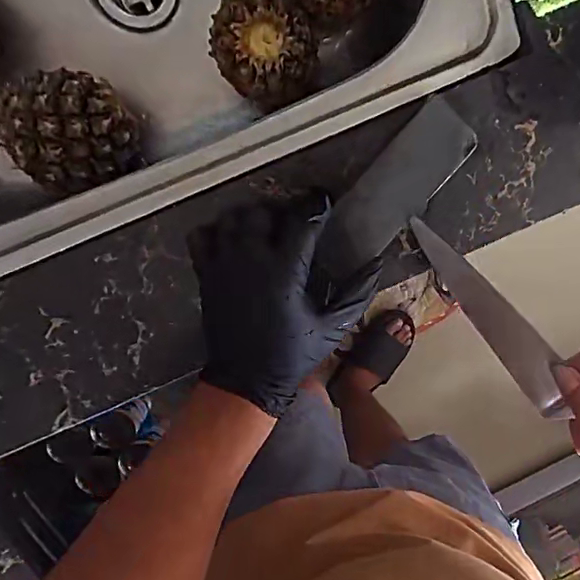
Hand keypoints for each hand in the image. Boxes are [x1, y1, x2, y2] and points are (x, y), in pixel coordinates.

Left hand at [189, 196, 374, 417]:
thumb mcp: (332, 327)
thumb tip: (377, 263)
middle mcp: (252, 260)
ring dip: (250, 217)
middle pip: (263, 212)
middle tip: (293, 221)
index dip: (315, 204)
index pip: (301, 220)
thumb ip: (356, 292)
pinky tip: (232, 241)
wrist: (246, 378)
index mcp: (286, 271)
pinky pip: (202, 236)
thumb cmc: (292, 353)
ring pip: (232, 219)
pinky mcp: (206, 275)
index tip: (323, 200)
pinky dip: (216, 230)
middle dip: (280, 211)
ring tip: (264, 228)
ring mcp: (224, 265)